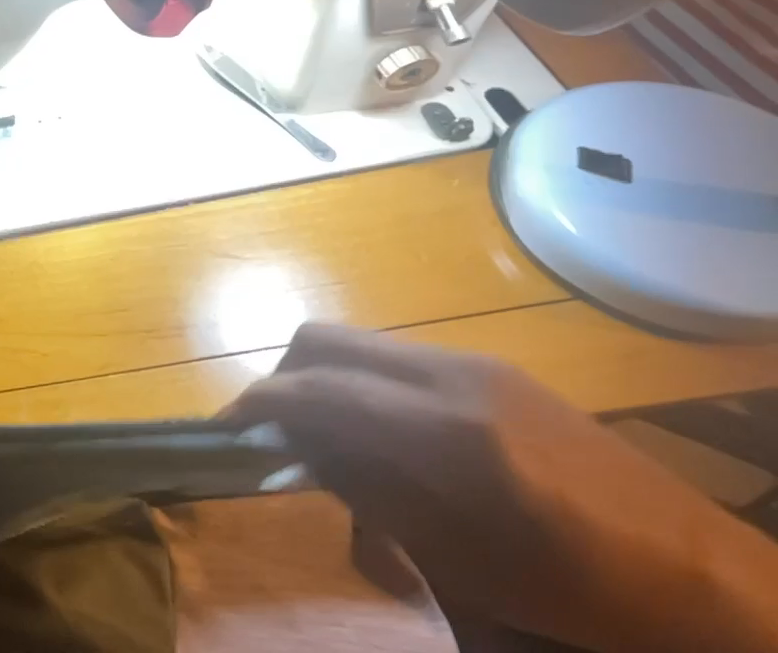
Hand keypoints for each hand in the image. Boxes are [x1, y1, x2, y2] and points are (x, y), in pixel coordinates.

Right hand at [230, 324, 777, 652]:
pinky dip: (367, 385)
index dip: (255, 404)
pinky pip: (400, 359)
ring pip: (359, 344)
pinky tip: (387, 437)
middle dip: (281, 378)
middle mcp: (452, 376)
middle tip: (273, 431)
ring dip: (324, 381)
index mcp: (442, 431)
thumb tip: (293, 454)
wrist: (706, 583)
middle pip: (322, 341)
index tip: (225, 430)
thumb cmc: (570, 590)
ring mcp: (479, 364)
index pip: (312, 388)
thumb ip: (359, 490)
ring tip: (329, 439)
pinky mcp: (499, 369)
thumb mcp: (449, 557)